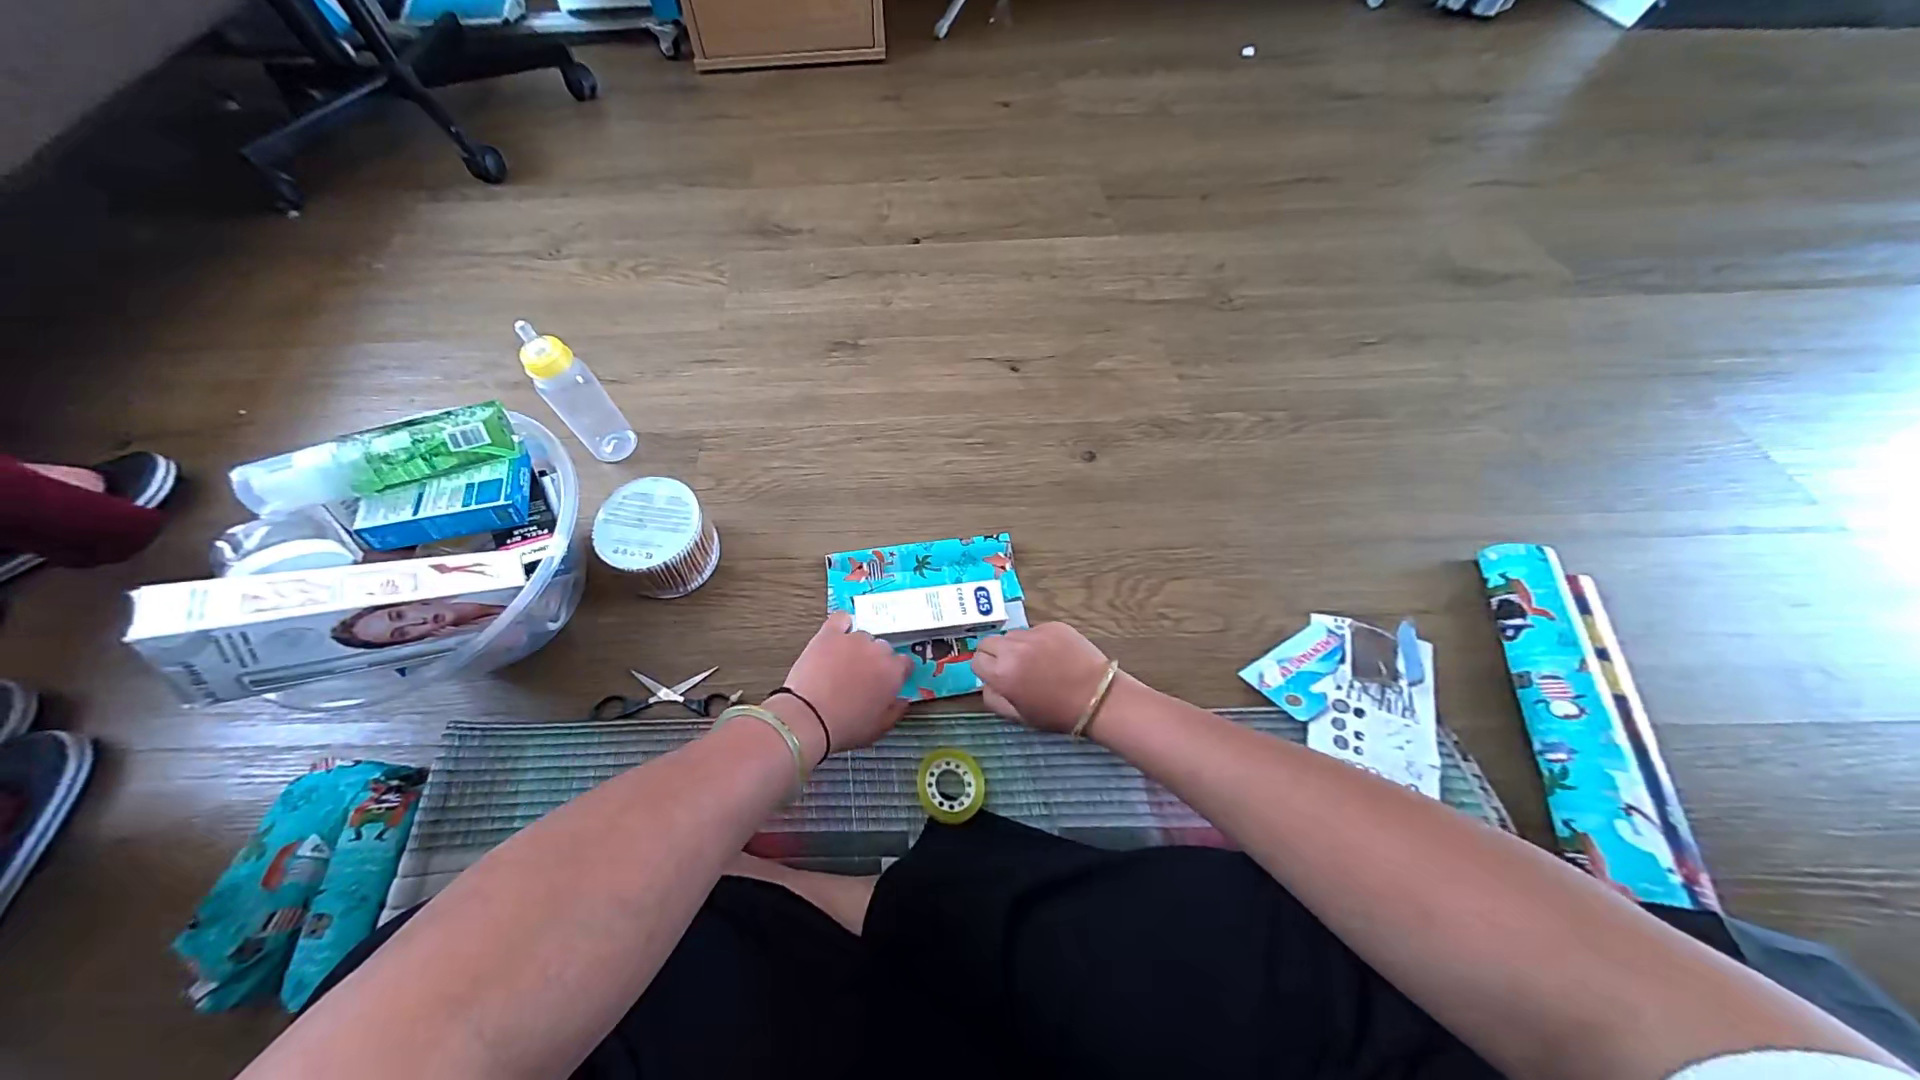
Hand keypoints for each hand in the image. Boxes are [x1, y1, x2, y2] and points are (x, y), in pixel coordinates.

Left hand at [777, 613, 913, 754]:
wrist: (809, 718)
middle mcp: (878, 650)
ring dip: (858, 646)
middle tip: (861, 676)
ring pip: (862, 635)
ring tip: (843, 662)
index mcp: (894, 672)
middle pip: (883, 648)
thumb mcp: (879, 728)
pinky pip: (842, 619)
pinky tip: (837, 635)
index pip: (905, 663)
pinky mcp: (830, 634)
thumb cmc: (846, 726)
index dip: (896, 672)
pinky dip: (842, 624)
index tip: (886, 681)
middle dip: (875, 660)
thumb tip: (903, 700)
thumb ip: (896, 710)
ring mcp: (853, 639)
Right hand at [972, 622, 1113, 733]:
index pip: (976, 660)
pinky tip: (1053, 655)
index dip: (985, 670)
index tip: (997, 677)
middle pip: (988, 642)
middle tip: (1012, 668)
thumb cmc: (1057, 712)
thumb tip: (987, 682)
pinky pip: (1034, 630)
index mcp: (1002, 672)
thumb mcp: (1018, 716)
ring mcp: (1035, 633)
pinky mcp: (1054, 626)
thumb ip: (993, 698)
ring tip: (1036, 662)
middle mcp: (1014, 648)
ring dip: (1016, 646)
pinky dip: (1038, 641)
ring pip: (1012, 635)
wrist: (1099, 697)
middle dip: (995, 655)